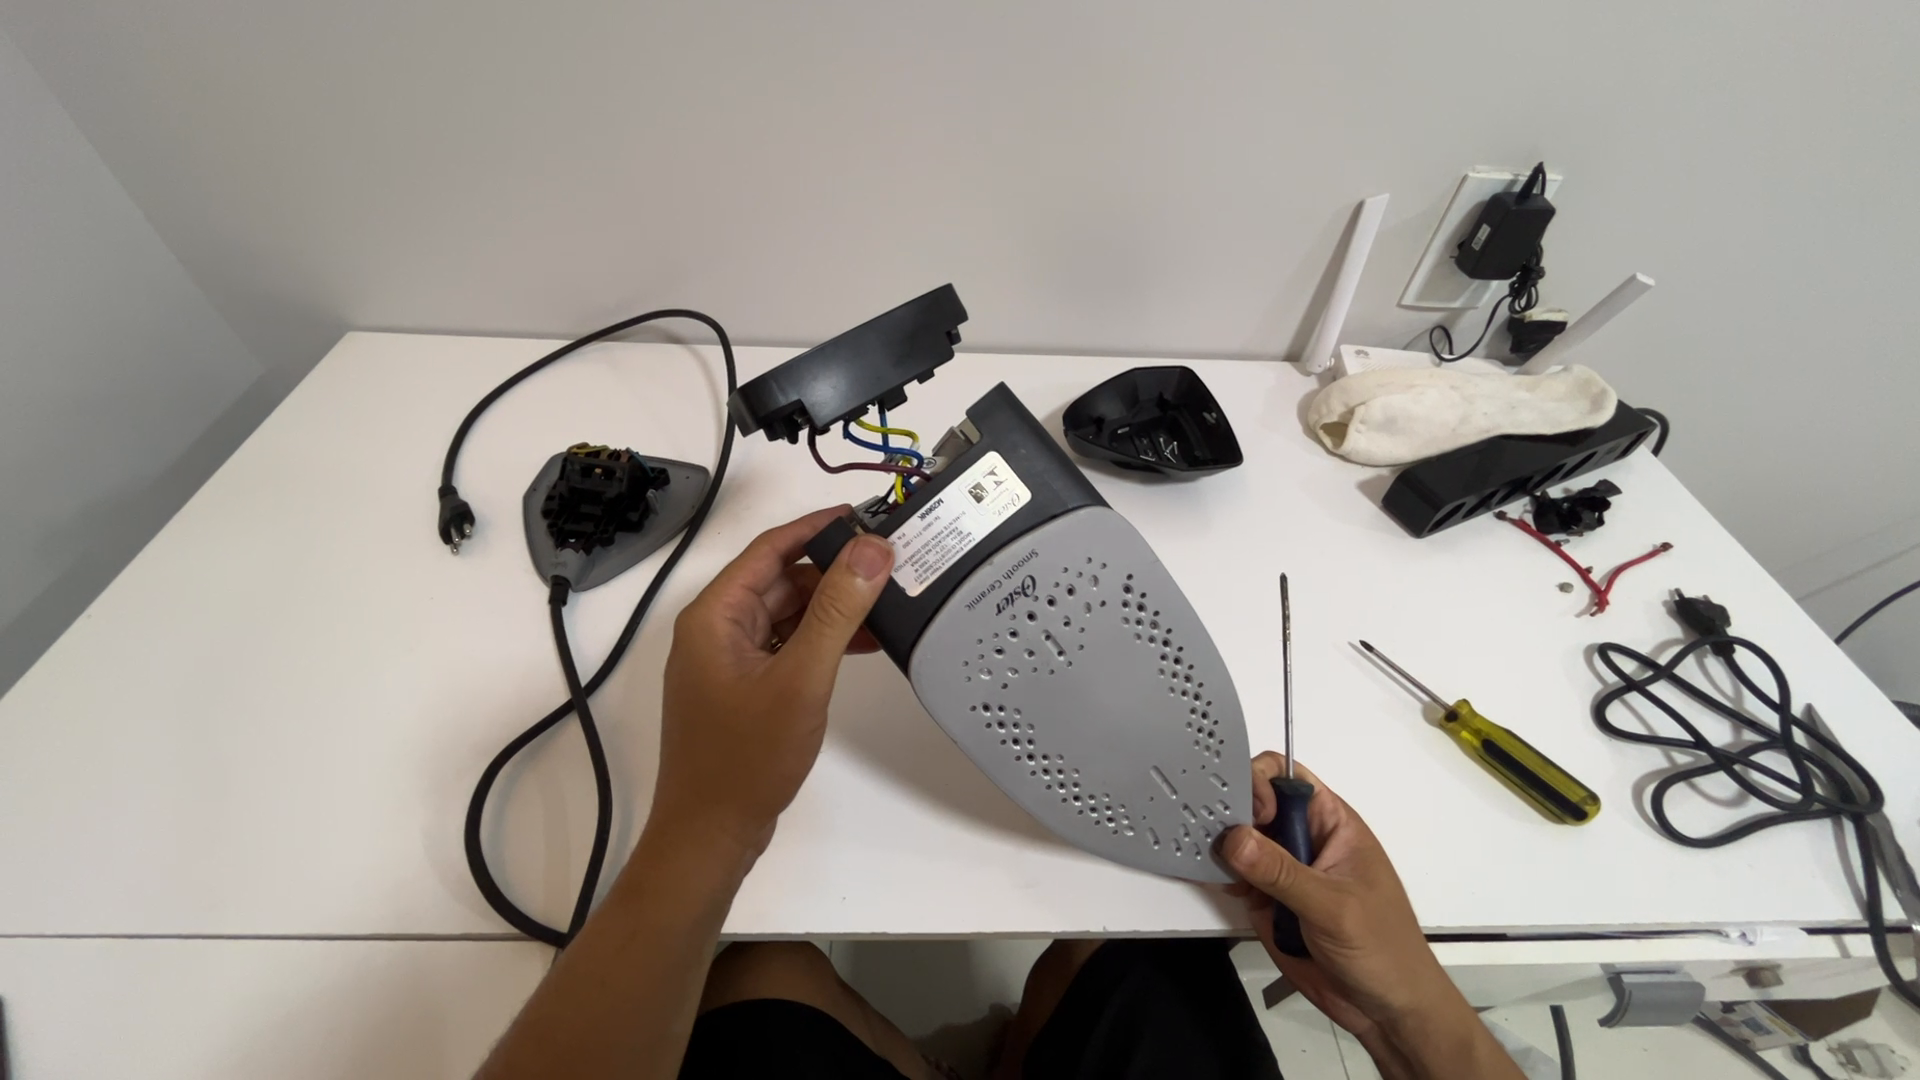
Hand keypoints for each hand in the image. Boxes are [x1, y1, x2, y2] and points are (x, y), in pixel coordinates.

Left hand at [650, 506, 892, 857]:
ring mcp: (730, 659)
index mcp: (716, 614)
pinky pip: (787, 645)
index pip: (771, 548)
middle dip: (834, 572)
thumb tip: (872, 549)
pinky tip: (862, 646)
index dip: (818, 527)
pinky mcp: (745, 685)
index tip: (866, 516)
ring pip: (788, 614)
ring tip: (887, 605)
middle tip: (890, 565)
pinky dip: (822, 641)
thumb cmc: (749, 755)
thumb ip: (838, 611)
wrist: (711, 835)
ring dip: (833, 609)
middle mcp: (718, 628)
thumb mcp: (801, 678)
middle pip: (782, 580)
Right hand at [1220, 754, 1465, 1046]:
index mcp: (1330, 822)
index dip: (1262, 783)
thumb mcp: (1334, 907)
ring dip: (1218, 840)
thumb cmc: (1383, 951)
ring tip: (1196, 846)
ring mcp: (1281, 867)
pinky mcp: (1264, 896)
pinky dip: (1215, 869)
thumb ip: (1282, 872)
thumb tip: (1234, 838)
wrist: (1389, 1013)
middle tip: (1205, 823)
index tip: (1251, 814)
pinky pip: (1233, 871)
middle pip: (1254, 801)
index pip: (1286, 777)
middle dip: (1229, 807)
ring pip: (1238, 836)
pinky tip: (1202, 870)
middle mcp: (1302, 837)